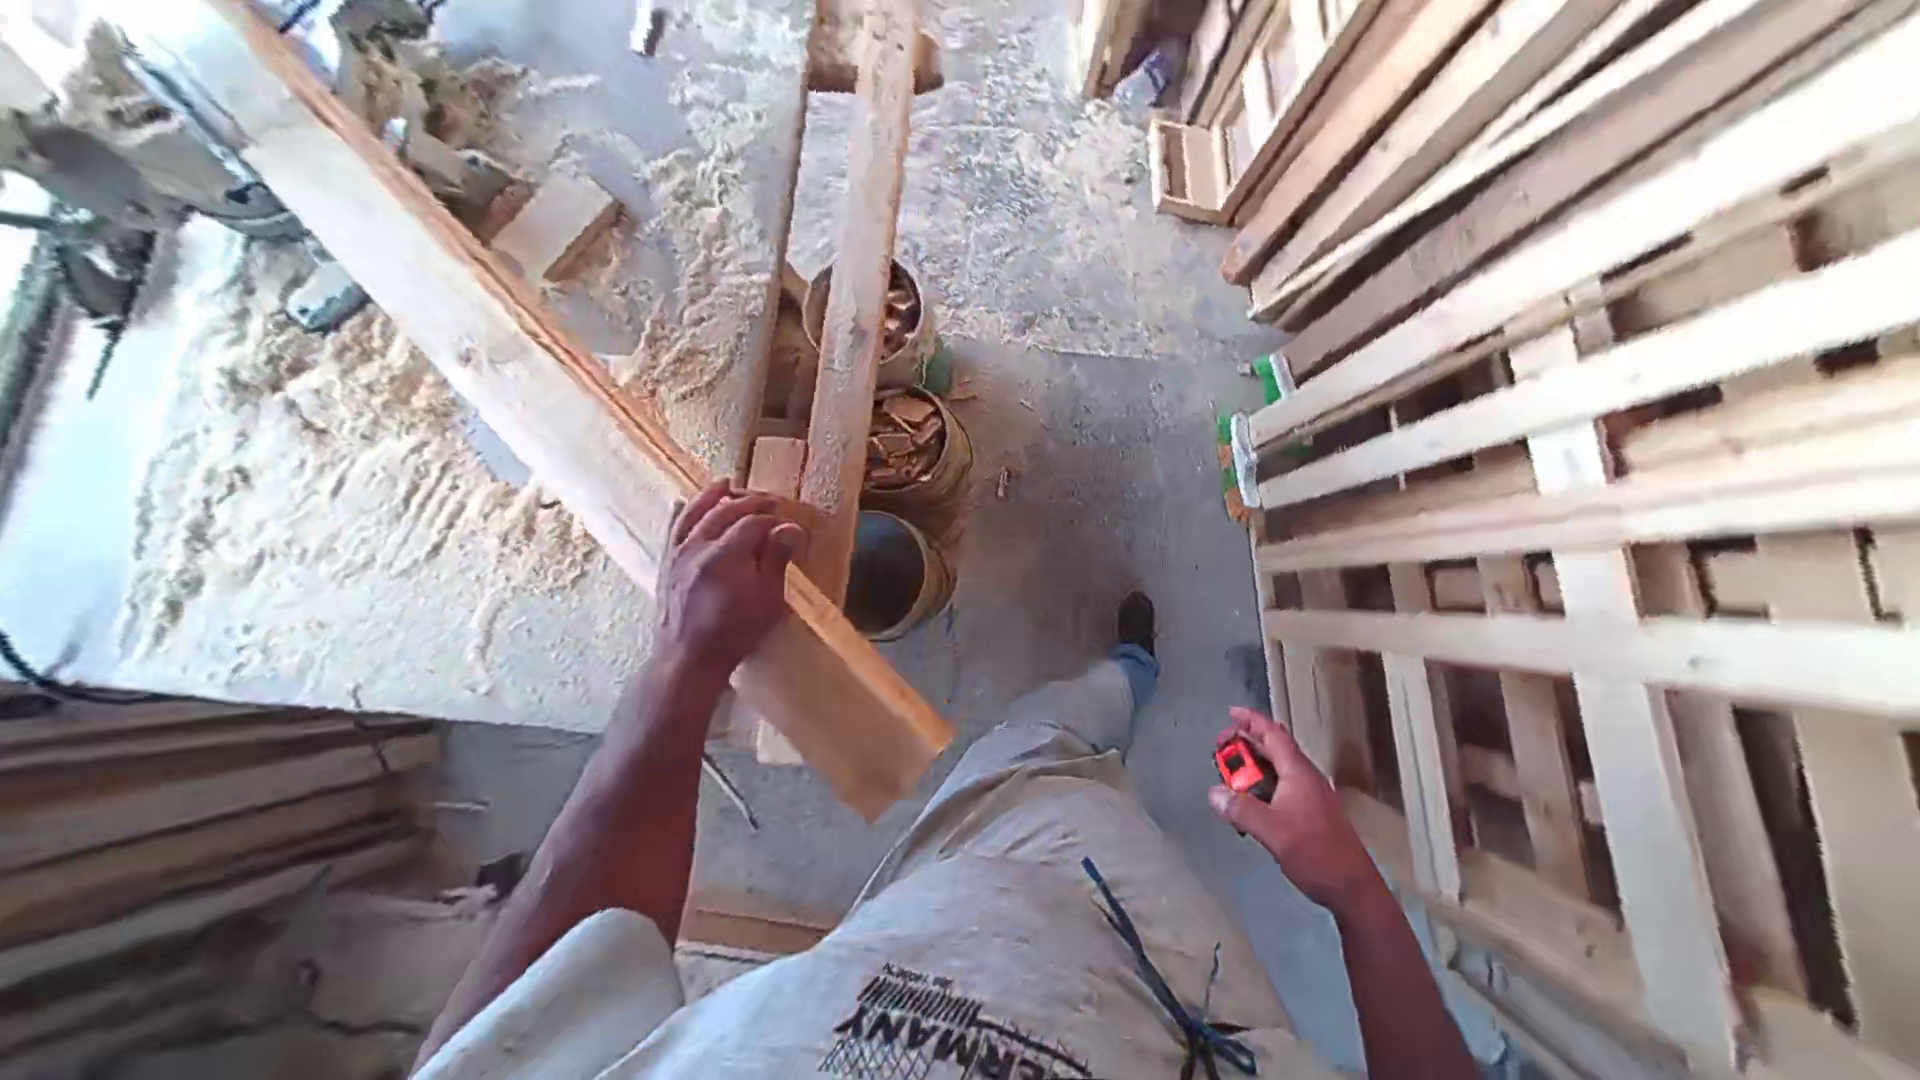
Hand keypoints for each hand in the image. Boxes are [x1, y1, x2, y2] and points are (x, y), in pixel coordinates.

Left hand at [655, 481, 806, 679]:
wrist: (688, 659)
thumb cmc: (734, 634)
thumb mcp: (768, 601)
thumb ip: (776, 560)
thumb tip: (790, 528)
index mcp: (726, 556)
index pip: (753, 522)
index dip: (774, 518)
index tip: (789, 520)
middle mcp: (697, 547)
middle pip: (725, 510)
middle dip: (750, 500)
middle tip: (770, 499)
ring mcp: (678, 554)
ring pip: (694, 512)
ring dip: (712, 495)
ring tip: (727, 483)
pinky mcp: (666, 563)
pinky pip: (672, 528)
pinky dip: (681, 512)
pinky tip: (684, 502)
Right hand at [1209, 707, 1382, 912]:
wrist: (1353, 891)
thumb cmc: (1316, 854)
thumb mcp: (1272, 831)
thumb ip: (1241, 809)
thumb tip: (1214, 794)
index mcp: (1298, 773)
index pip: (1273, 734)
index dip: (1251, 719)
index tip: (1230, 712)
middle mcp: (1305, 778)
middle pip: (1273, 748)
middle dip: (1245, 743)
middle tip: (1220, 750)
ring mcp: (1309, 795)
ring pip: (1276, 768)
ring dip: (1251, 767)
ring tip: (1229, 778)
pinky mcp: (1309, 812)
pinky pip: (1279, 787)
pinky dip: (1260, 786)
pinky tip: (1247, 804)